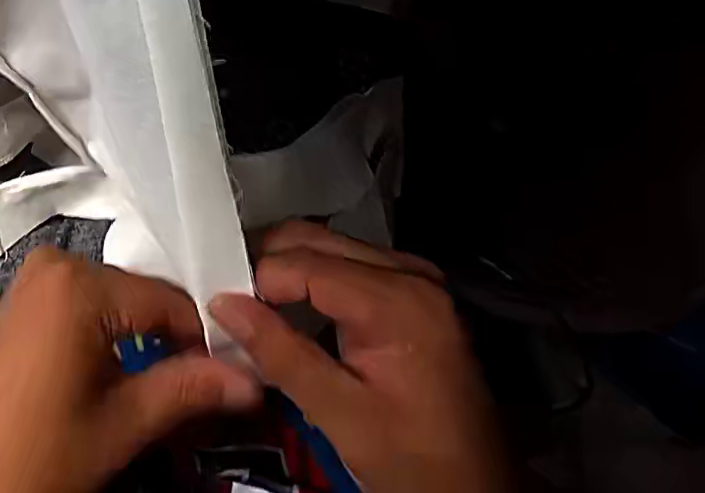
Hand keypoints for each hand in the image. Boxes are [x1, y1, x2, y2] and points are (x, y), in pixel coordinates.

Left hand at [0, 248, 261, 492]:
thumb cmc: (37, 452)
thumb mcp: (118, 426)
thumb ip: (185, 390)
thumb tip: (250, 380)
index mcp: (81, 284)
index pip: (167, 300)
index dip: (202, 337)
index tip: (229, 372)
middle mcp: (58, 262)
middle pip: (139, 294)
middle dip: (170, 336)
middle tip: (200, 381)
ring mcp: (36, 275)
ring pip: (113, 296)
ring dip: (140, 333)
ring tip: (162, 379)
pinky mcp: (24, 293)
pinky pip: (83, 298)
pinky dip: (107, 327)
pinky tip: (118, 366)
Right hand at [211, 222, 509, 492]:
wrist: (480, 492)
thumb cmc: (416, 461)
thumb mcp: (342, 417)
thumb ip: (280, 354)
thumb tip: (224, 304)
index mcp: (397, 300)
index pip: (304, 263)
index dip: (257, 280)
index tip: (226, 308)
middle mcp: (409, 272)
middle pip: (315, 238)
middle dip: (267, 263)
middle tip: (235, 299)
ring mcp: (415, 274)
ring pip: (328, 242)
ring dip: (287, 265)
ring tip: (256, 301)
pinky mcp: (413, 285)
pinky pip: (348, 258)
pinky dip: (313, 273)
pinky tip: (293, 302)